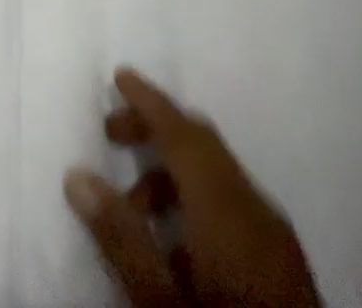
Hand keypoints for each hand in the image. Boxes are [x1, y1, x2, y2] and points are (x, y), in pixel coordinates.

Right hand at [64, 68, 321, 307]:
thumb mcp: (159, 298)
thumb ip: (121, 236)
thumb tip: (78, 175)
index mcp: (227, 210)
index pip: (185, 137)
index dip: (150, 102)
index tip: (120, 74)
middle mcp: (257, 210)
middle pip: (204, 147)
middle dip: (155, 130)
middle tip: (110, 134)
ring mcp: (276, 235)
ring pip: (218, 176)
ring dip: (171, 174)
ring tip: (133, 207)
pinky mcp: (283, 260)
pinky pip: (233, 203)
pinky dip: (195, 198)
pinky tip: (174, 241)